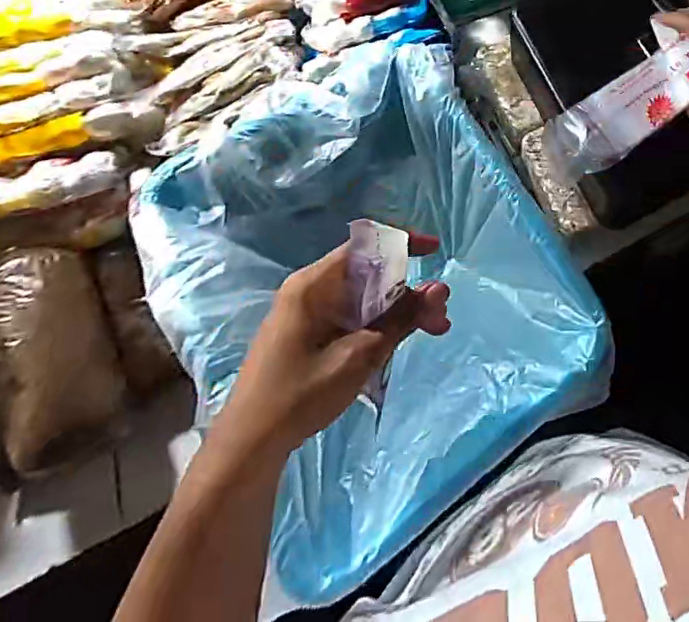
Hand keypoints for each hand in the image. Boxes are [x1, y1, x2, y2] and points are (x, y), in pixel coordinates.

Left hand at [215, 240, 450, 451]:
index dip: (403, 242)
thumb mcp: (359, 355)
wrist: (248, 446)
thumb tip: (440, 288)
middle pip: (372, 274)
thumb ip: (402, 318)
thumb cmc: (299, 395)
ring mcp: (310, 313)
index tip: (435, 252)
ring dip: (401, 310)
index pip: (366, 245)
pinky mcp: (311, 335)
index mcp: (314, 284)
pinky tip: (401, 341)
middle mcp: (311, 290)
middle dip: (410, 290)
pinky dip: (381, 324)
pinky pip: (354, 316)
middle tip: (440, 318)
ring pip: (367, 298)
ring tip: (432, 331)